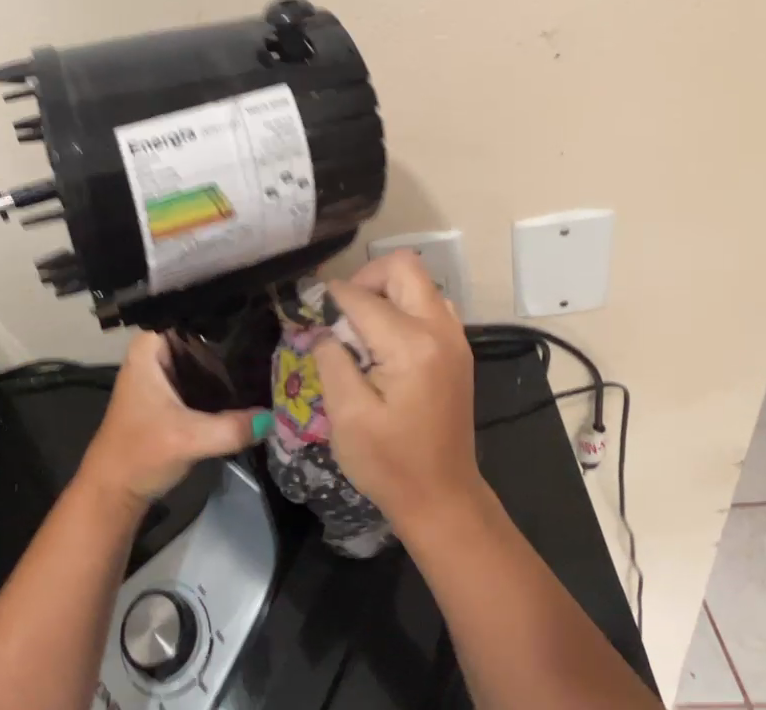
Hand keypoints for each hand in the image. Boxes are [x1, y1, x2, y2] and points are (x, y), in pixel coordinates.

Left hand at [75, 332, 268, 507]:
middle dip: (235, 342)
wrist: (115, 491)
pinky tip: (254, 384)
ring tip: (273, 360)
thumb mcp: (189, 439)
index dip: (225, 315)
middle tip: (276, 342)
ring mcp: (164, 373)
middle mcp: (156, 352)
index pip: (193, 315)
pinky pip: (205, 378)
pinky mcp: (174, 394)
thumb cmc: (140, 454)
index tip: (261, 315)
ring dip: (232, 365)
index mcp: (150, 346)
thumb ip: (232, 427)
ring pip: (206, 358)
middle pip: (204, 336)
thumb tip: (274, 417)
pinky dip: (224, 384)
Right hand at [314, 251, 485, 528]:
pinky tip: (383, 341)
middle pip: (404, 267)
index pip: (363, 298)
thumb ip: (331, 360)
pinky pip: (430, 305)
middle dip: (366, 279)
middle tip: (340, 311)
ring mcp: (454, 340)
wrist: (442, 499)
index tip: (308, 310)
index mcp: (411, 345)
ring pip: (420, 283)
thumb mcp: (346, 415)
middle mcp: (440, 331)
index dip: (330, 298)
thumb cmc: (389, 463)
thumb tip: (323, 330)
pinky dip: (404, 307)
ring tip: (360, 326)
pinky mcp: (457, 351)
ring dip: (387, 291)